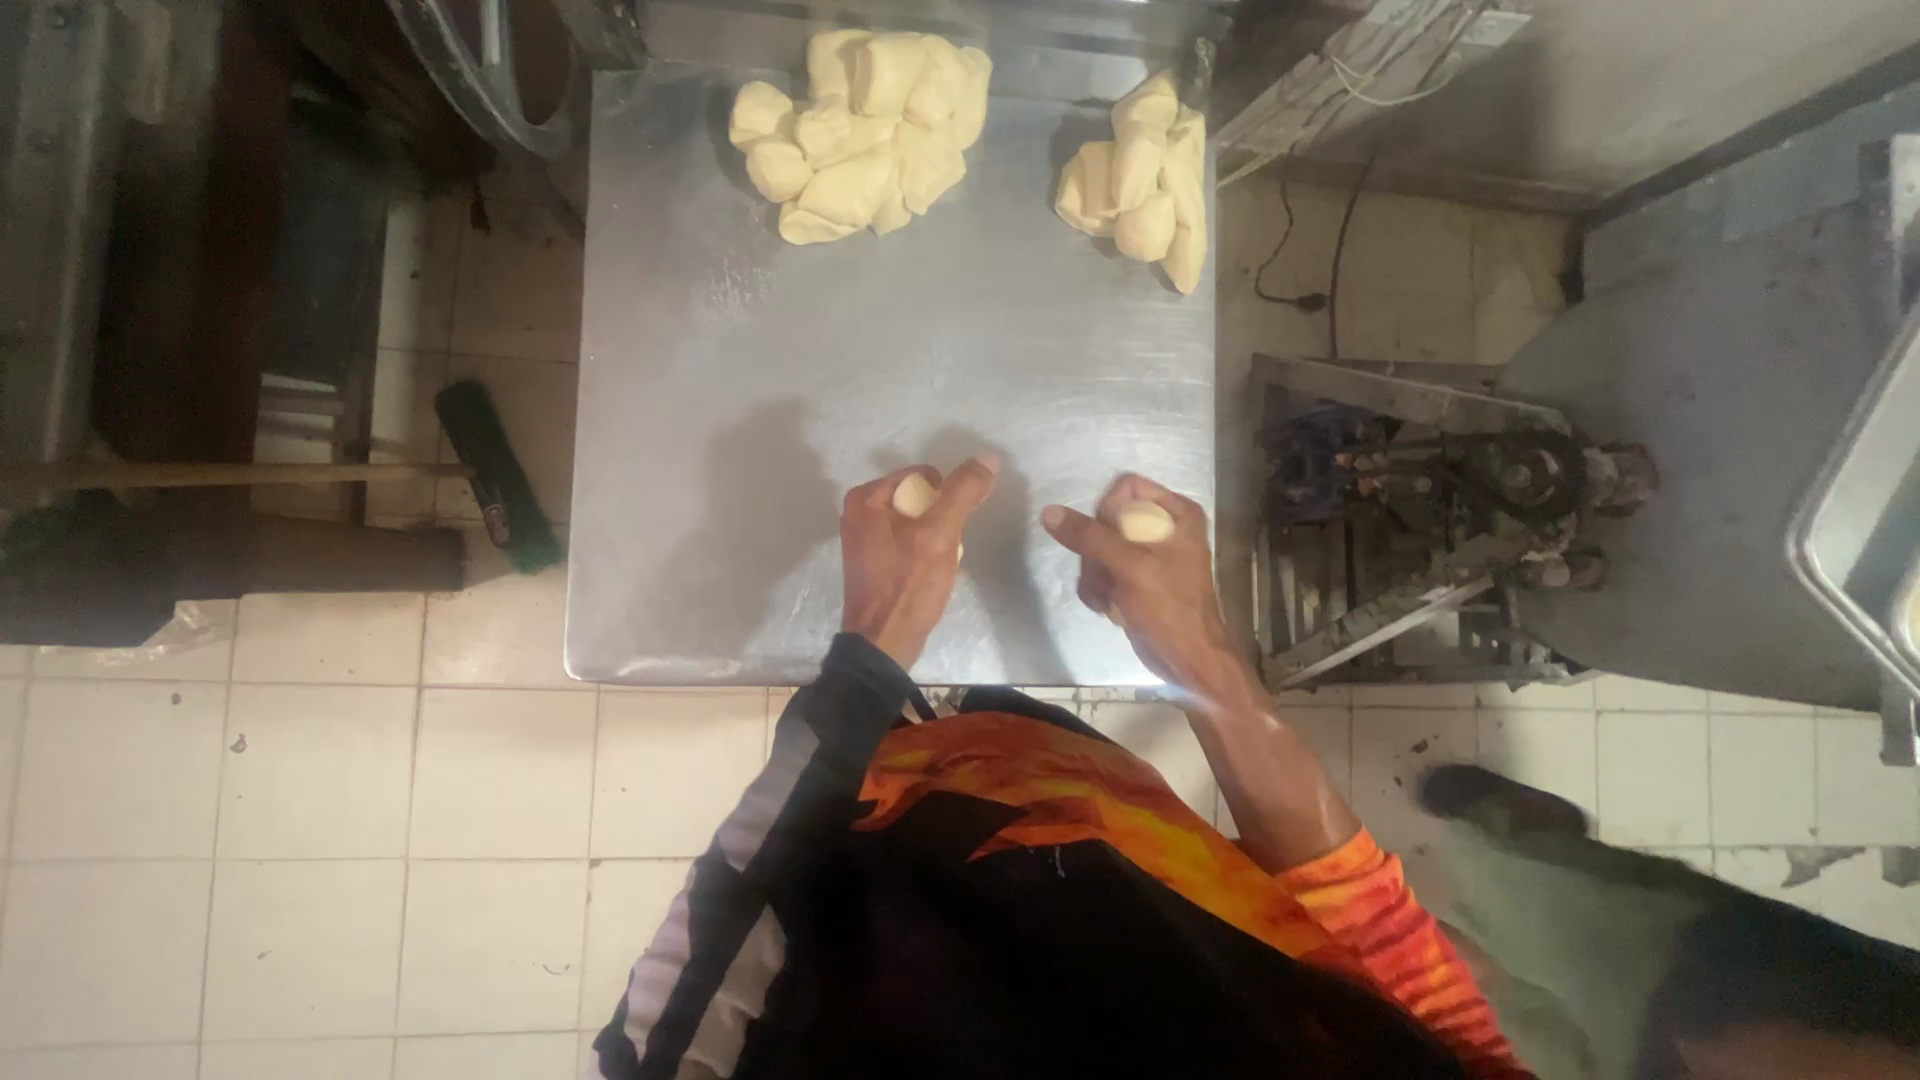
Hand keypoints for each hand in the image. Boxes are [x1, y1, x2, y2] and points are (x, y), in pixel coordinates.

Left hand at [840, 456, 997, 668]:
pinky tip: (929, 573)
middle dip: (939, 517)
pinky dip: (921, 552)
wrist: (884, 642)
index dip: (945, 495)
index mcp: (865, 498)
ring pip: (914, 522)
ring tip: (940, 561)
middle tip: (946, 545)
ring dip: (934, 536)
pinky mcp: (871, 564)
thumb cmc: (909, 583)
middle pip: (917, 498)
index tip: (952, 525)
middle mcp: (857, 513)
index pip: (921, 474)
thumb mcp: (941, 532)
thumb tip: (987, 457)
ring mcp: (862, 540)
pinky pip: (905, 543)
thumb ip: (963, 492)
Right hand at [1041, 474, 1250, 704]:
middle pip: (1106, 520)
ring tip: (1109, 597)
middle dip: (1097, 553)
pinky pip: (1101, 571)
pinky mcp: (1133, 579)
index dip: (1108, 512)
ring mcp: (1146, 555)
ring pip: (1098, 548)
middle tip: (1106, 576)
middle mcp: (1163, 528)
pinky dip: (1099, 589)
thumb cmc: (1169, 607)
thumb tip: (1050, 512)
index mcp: (1177, 513)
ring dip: (1095, 576)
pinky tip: (1108, 608)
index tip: (1106, 540)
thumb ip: (1089, 536)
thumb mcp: (1129, 566)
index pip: (1125, 488)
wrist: (1187, 659)